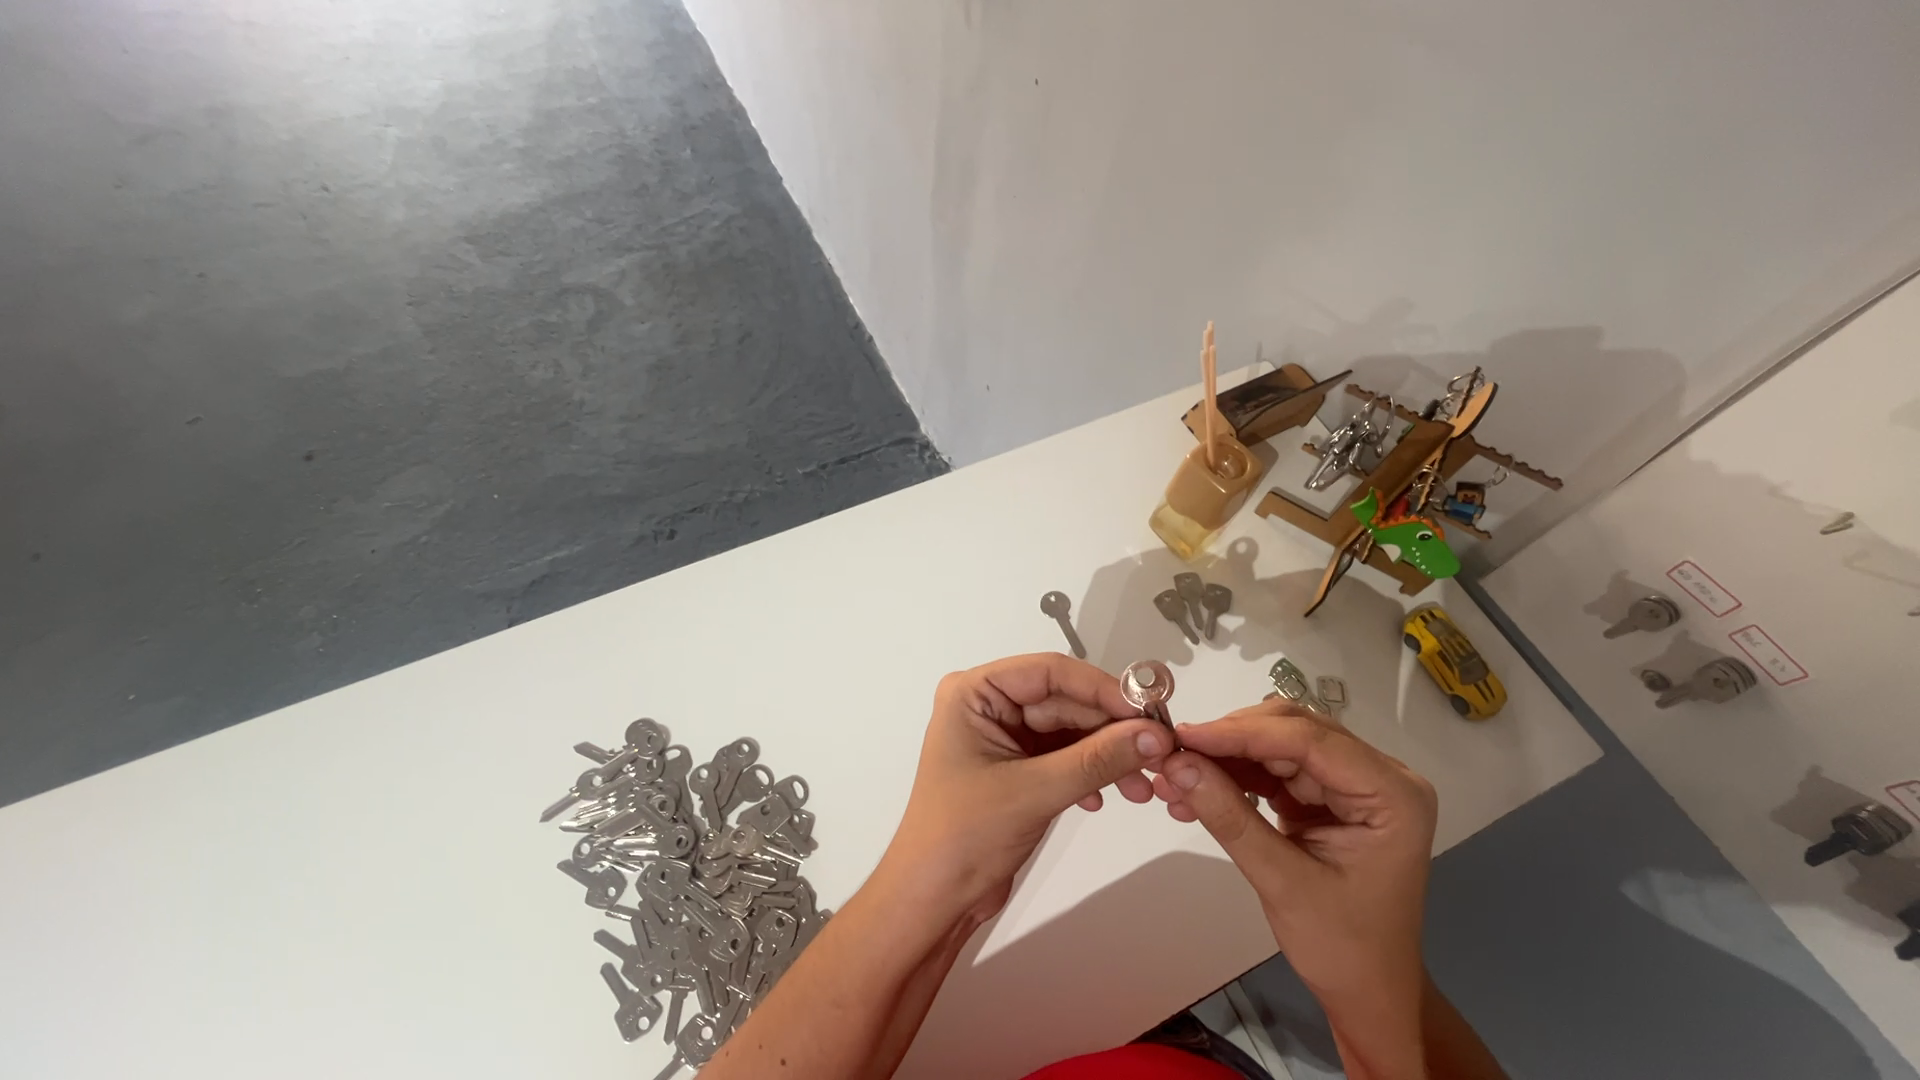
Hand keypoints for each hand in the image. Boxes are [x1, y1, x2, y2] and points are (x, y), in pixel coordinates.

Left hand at [879, 653, 1173, 926]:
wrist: (934, 900)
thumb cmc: (965, 837)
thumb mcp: (1035, 792)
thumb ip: (1098, 759)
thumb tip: (1155, 735)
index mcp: (974, 693)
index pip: (1049, 673)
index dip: (1102, 688)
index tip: (1150, 710)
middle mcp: (987, 706)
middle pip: (1065, 701)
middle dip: (1112, 729)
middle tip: (1160, 752)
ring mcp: (1003, 737)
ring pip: (1070, 731)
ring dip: (1108, 756)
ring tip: (1144, 786)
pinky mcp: (1017, 768)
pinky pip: (1064, 756)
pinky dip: (1090, 773)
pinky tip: (1107, 798)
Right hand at [1152, 703, 1437, 1035]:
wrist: (1367, 992)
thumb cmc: (1342, 948)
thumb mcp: (1282, 882)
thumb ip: (1230, 818)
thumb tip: (1176, 765)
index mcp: (1392, 793)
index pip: (1309, 740)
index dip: (1242, 732)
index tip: (1184, 735)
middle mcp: (1377, 775)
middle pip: (1293, 732)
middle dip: (1231, 739)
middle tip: (1173, 751)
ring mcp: (1350, 784)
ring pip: (1277, 745)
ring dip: (1225, 756)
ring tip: (1175, 770)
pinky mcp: (1324, 796)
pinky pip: (1272, 769)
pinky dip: (1233, 776)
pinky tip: (1195, 786)